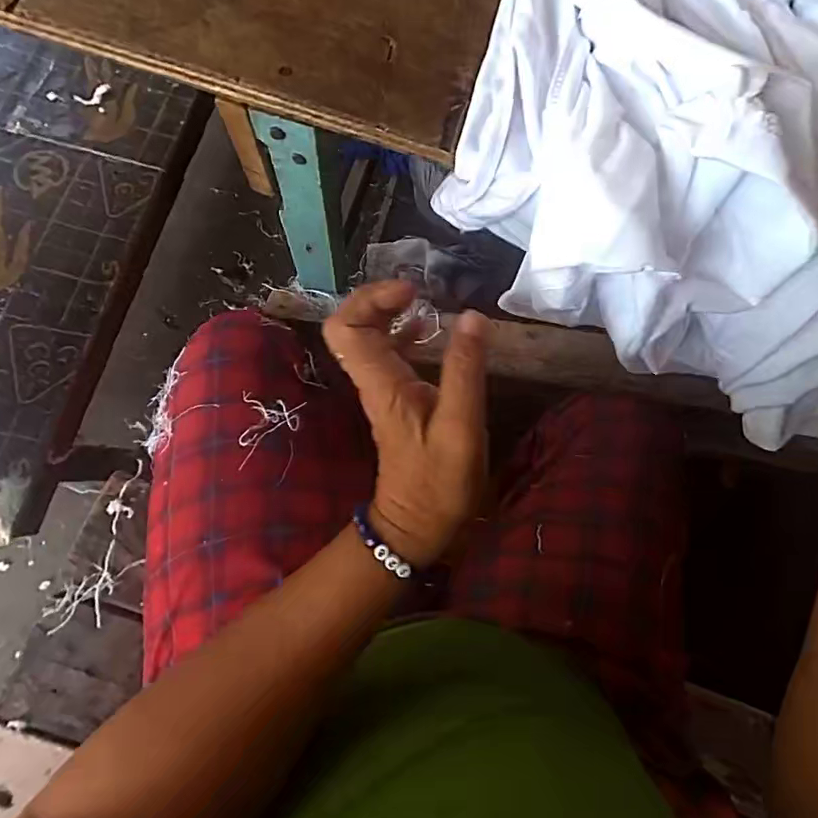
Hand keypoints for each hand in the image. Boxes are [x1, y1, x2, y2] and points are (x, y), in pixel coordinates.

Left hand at [323, 280, 489, 565]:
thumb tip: (471, 317)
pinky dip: (405, 333)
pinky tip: (432, 332)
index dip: (370, 299)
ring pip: (369, 337)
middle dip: (379, 299)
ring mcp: (382, 388)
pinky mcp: (396, 397)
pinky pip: (389, 352)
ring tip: (427, 303)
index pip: (346, 328)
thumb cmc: (439, 482)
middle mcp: (373, 380)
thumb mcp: (461, 427)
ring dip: (391, 313)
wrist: (417, 526)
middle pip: (352, 325)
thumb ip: (465, 370)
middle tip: (418, 291)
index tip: (411, 292)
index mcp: (380, 383)